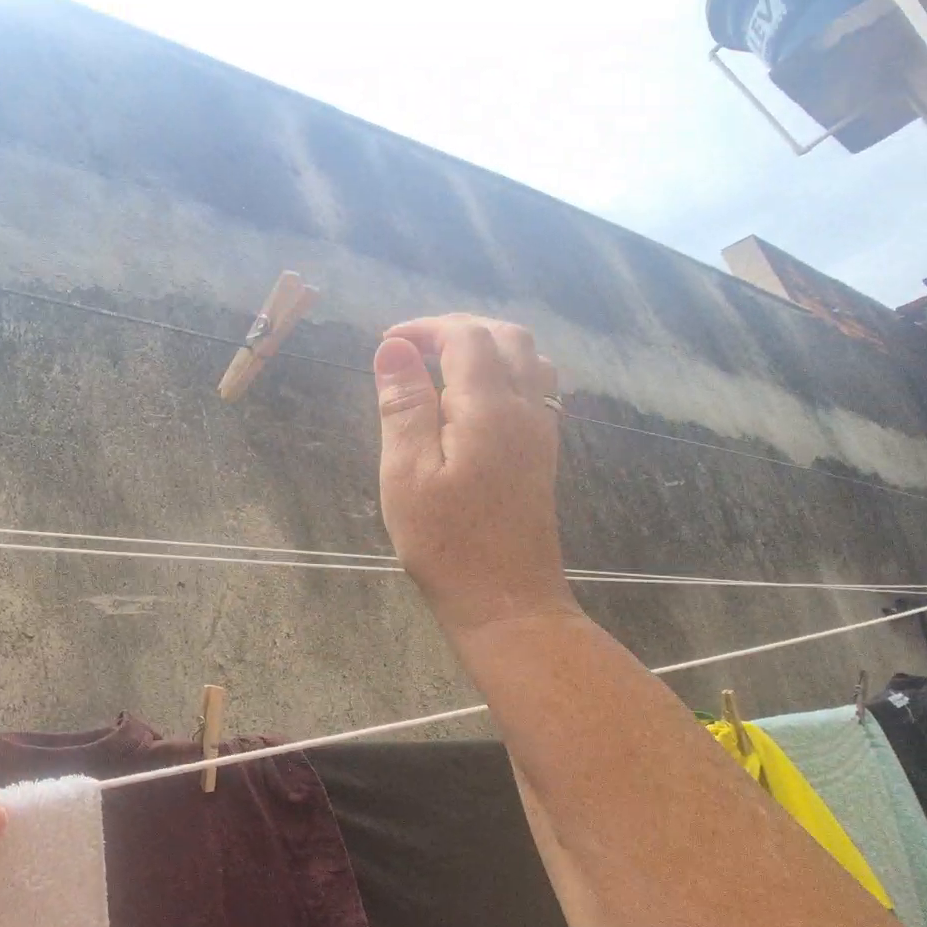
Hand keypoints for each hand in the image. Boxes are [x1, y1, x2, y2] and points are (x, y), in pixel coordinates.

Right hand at [373, 314, 578, 635]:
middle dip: (457, 329)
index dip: (426, 328)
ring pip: (529, 359)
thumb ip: (403, 406)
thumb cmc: (443, 540)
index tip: (385, 341)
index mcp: (489, 409)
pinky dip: (503, 371)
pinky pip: (535, 387)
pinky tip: (469, 399)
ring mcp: (540, 431)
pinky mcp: (541, 453)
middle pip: (508, 338)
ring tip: (438, 365)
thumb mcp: (406, 472)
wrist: (503, 597)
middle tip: (410, 348)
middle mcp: (525, 408)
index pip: (466, 338)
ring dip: (485, 346)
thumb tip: (393, 348)